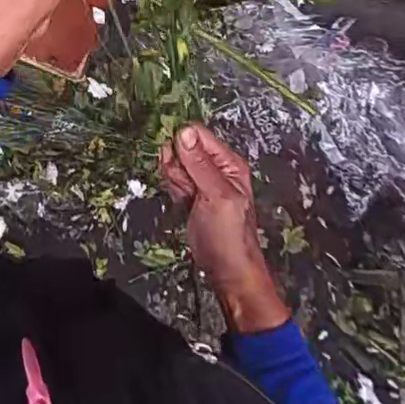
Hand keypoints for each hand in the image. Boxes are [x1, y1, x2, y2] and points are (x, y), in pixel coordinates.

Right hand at [161, 124, 290, 334]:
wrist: (227, 271)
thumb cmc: (230, 236)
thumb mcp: (216, 196)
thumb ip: (199, 164)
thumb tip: (184, 132)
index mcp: (228, 162)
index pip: (198, 135)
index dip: (182, 143)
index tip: (175, 159)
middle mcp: (216, 167)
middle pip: (184, 148)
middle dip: (177, 165)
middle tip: (186, 186)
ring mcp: (203, 181)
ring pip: (177, 164)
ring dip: (175, 179)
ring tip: (187, 197)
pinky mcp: (192, 194)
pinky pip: (175, 179)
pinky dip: (174, 189)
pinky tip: (184, 202)